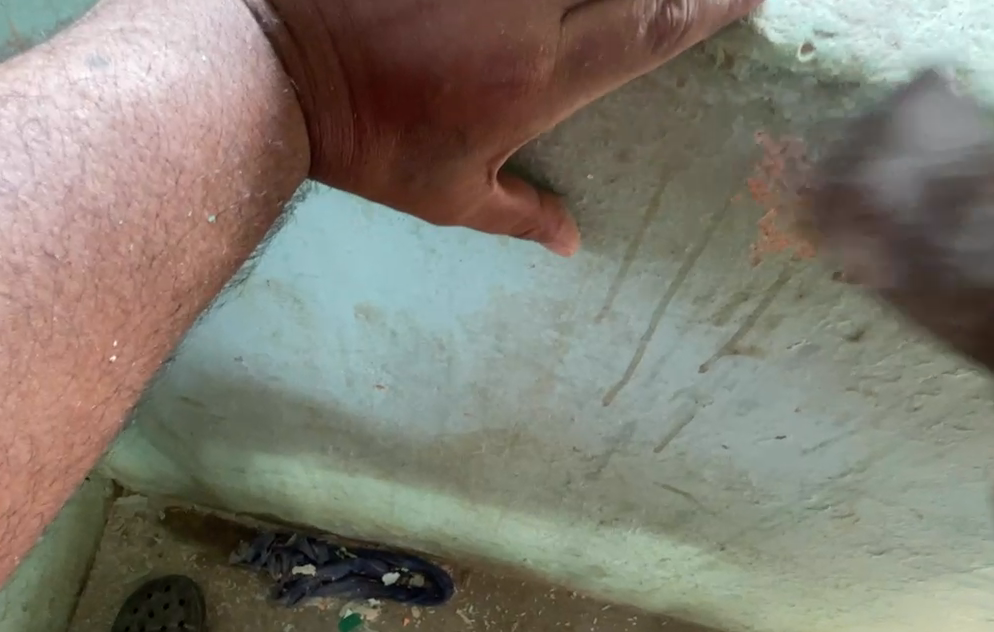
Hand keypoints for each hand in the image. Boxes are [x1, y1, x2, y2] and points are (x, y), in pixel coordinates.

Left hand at [242, 0, 761, 254]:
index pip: (651, 28)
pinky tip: (521, 2)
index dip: (711, 4)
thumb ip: (518, 215)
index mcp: (540, 78)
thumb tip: (572, 245)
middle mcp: (529, 7)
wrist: (281, 69)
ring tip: (616, 3)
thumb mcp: (446, 199)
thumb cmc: (368, 147)